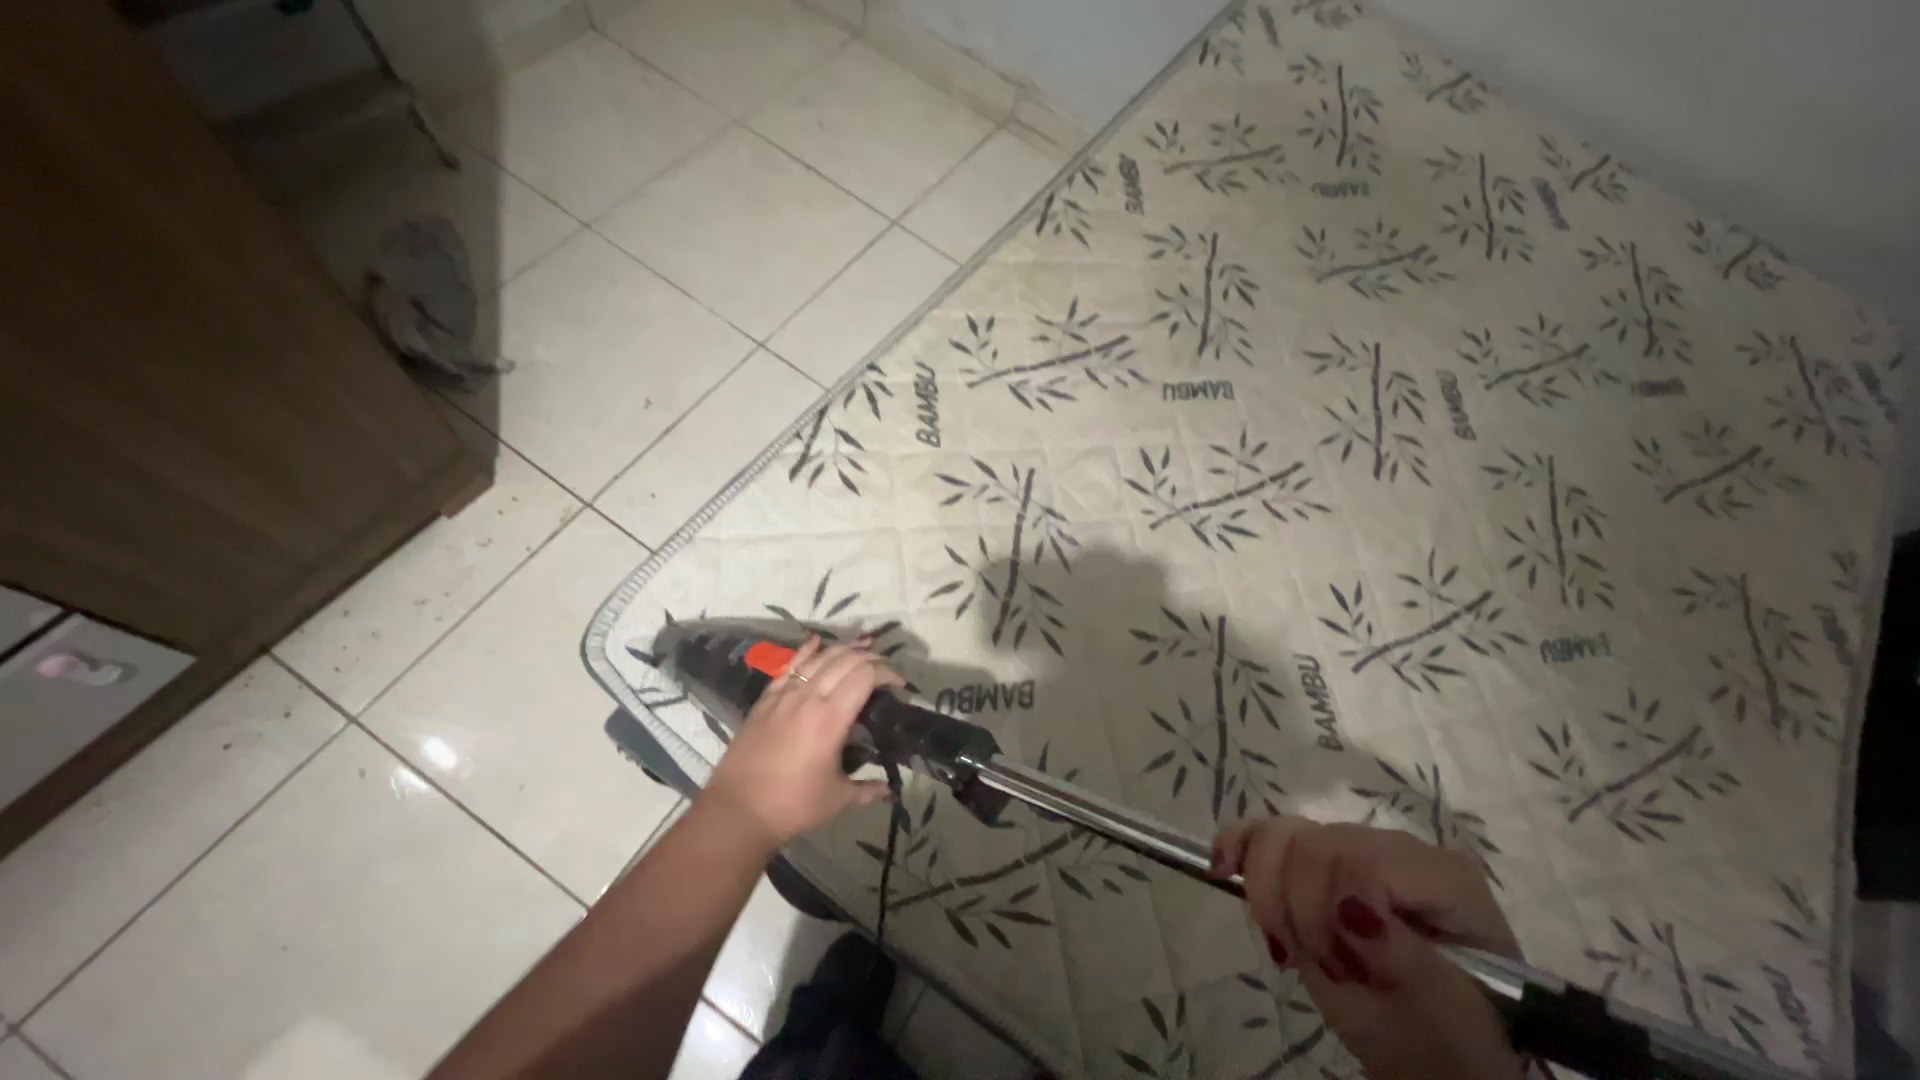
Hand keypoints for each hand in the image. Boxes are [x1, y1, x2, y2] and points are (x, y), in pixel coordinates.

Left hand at [701, 636, 901, 847]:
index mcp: (831, 718)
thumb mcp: (838, 799)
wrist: (737, 810)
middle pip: (845, 660)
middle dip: (870, 657)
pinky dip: (806, 651)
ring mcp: (784, 695)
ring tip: (861, 647)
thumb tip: (889, 789)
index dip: (887, 673)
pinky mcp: (765, 701)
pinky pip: (789, 666)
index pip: (865, 676)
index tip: (900, 685)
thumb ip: (867, 789)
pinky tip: (816, 642)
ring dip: (843, 648)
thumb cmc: (792, 805)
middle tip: (885, 669)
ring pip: (818, 658)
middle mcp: (809, 698)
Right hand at [1214, 816, 1524, 1079]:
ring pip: (1281, 836)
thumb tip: (1349, 910)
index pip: (1360, 862)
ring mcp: (1351, 850)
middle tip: (1326, 967)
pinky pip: (1266, 833)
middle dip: (1301, 914)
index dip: (1331, 914)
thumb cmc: (1450, 1036)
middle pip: (1314, 846)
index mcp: (1439, 875)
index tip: (1346, 970)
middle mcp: (1393, 848)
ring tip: (1294, 946)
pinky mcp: (1315, 861)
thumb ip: (1405, 959)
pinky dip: (1239, 846)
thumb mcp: (1443, 1013)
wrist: (1438, 1048)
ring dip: (1269, 897)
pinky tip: (1223, 869)